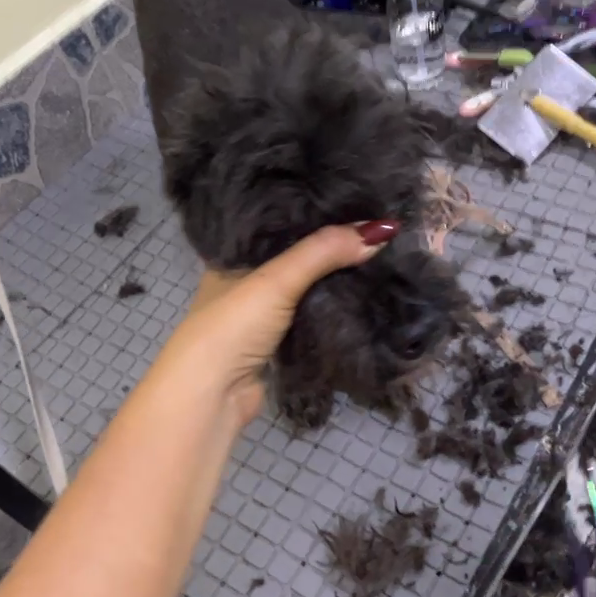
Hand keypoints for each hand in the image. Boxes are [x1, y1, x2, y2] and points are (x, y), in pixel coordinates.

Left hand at [162, 220, 399, 420]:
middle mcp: (245, 281)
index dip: (315, 211)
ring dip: (336, 280)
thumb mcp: (277, 279)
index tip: (358, 200)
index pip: (279, 222)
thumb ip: (324, 251)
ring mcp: (261, 315)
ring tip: (381, 255)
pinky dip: (333, 309)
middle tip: (379, 230)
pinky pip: (312, 317)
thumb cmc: (233, 326)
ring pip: (307, 288)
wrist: (211, 396)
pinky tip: (362, 295)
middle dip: (333, 248)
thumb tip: (384, 229)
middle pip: (297, 256)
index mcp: (233, 254)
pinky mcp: (277, 344)